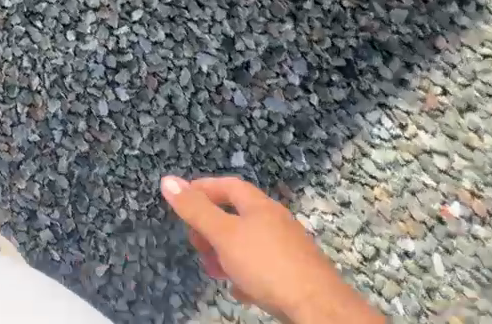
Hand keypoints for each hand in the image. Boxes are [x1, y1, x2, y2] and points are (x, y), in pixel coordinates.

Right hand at [159, 175, 382, 323]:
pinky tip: (240, 290)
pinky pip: (264, 266)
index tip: (181, 203)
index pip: (226, 185)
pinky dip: (246, 272)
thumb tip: (167, 180)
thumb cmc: (268, 266)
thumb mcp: (223, 234)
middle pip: (236, 215)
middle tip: (196, 244)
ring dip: (225, 252)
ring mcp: (290, 250)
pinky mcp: (299, 276)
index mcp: (260, 206)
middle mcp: (277, 222)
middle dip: (210, 227)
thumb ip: (195, 209)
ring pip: (248, 243)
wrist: (324, 313)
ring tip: (213, 271)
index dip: (201, 189)